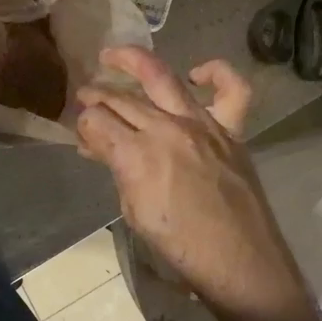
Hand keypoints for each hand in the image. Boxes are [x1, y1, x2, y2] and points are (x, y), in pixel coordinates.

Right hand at [76, 47, 307, 316]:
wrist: (240, 262)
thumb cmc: (180, 246)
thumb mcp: (134, 210)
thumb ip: (117, 168)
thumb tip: (99, 145)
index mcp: (137, 155)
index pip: (97, 121)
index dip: (83, 124)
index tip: (81, 132)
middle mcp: (167, 129)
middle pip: (121, 99)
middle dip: (96, 95)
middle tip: (83, 95)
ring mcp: (202, 124)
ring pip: (160, 77)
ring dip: (132, 63)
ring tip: (111, 58)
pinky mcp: (230, 129)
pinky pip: (230, 89)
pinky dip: (214, 73)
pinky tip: (194, 74)